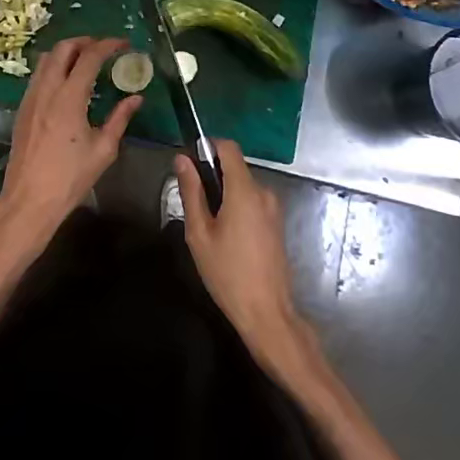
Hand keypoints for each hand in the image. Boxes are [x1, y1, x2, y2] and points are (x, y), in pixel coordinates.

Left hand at [0, 37, 143, 231]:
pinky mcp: (22, 109)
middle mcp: (46, 90)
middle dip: (84, 42)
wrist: (29, 199)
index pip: (89, 57)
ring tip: (85, 60)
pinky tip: (67, 83)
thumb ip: (120, 118)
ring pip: (45, 59)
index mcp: (69, 98)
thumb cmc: (70, 178)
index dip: (108, 45)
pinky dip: (54, 68)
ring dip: (66, 52)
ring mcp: (30, 98)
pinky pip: (38, 76)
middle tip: (103, 48)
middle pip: (62, 49)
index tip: (124, 44)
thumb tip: (135, 99)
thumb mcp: (103, 149)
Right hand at [173, 140, 306, 364]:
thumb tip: (182, 160)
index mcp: (244, 191)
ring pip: (243, 187)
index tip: (190, 162)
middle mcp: (264, 193)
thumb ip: (191, 192)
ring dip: (225, 195)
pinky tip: (227, 237)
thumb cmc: (227, 273)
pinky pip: (253, 202)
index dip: (208, 147)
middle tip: (194, 206)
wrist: (266, 312)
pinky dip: (238, 208)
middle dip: (213, 178)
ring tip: (209, 227)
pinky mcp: (277, 223)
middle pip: (235, 168)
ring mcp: (274, 209)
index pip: (229, 148)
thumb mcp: (199, 233)